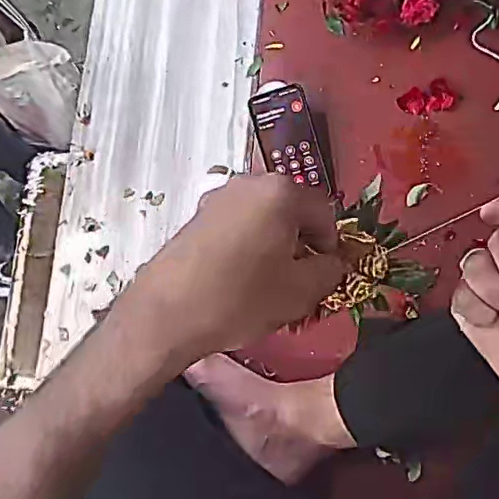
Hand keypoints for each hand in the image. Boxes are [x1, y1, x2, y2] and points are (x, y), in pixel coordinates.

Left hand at [117, 174, 346, 373]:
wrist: (165, 315)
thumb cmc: (241, 298)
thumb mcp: (301, 291)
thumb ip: (330, 270)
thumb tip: (334, 262)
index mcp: (281, 192)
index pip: (325, 213)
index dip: (330, 246)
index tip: (323, 275)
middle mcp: (250, 183)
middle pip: (292, 212)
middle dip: (300, 244)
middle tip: (298, 282)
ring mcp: (219, 198)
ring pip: (264, 219)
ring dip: (274, 245)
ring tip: (267, 284)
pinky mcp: (197, 217)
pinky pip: (237, 226)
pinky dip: (247, 246)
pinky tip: (238, 280)